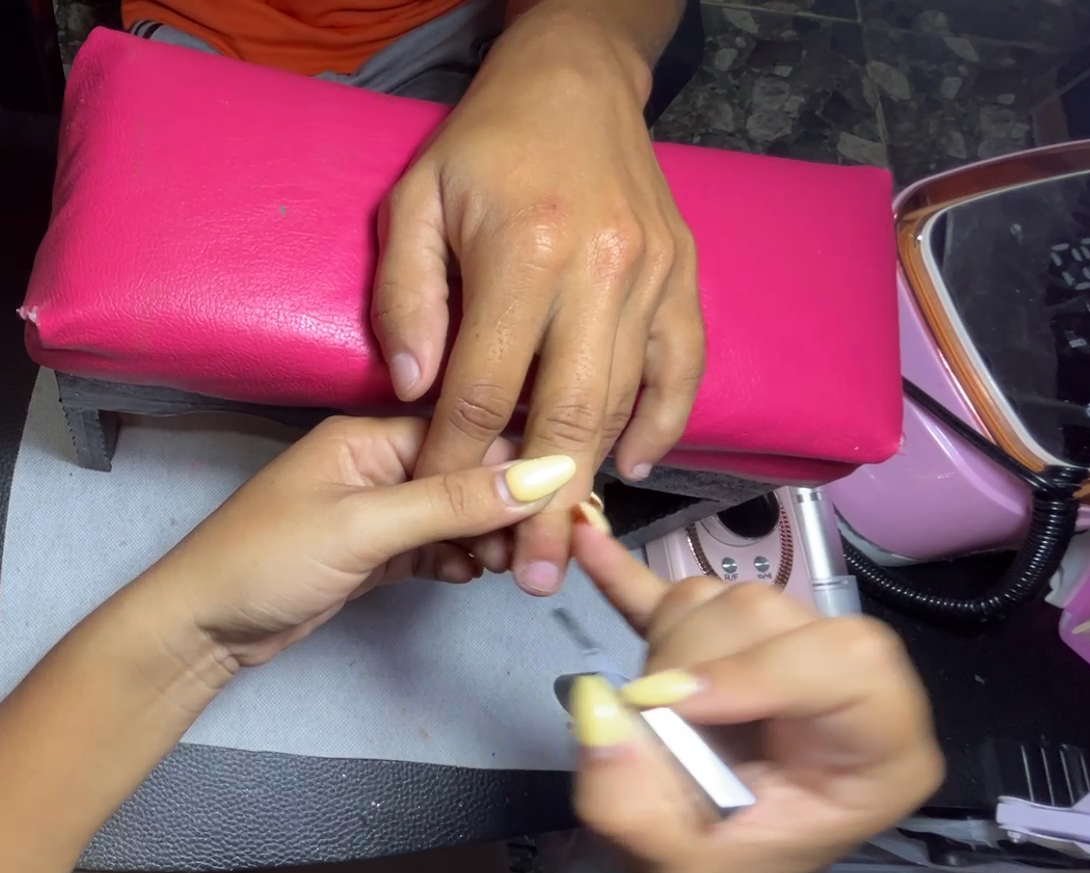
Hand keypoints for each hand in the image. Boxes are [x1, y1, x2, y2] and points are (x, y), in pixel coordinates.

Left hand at [140, 416, 578, 669]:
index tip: (572, 502)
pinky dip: (452, 560)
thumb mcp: (361, 527)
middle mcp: (375, 466)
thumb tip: (544, 473)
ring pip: (451, 516)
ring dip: (484, 539)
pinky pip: (429, 548)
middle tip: (546, 550)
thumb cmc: (269, 561)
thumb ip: (448, 501)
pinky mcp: (370, 554)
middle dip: (506, 509)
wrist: (206, 626)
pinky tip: (468, 575)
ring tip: (510, 568)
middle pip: (464, 476)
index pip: (465, 434)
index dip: (520, 466)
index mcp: (366, 437)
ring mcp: (373, 512)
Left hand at [374, 1, 704, 596]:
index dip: (456, 460)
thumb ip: (406, 301)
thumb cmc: (477, 150)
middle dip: (541, 505)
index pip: (482, 391)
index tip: (436, 507)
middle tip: (529, 572)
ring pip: (625, 403)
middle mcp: (602, 273)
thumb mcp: (410, 209)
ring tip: (573, 544)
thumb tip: (419, 390)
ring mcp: (655, 277)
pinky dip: (664, 423)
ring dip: (596, 481)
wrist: (571, 83)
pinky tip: (633, 466)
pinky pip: (683, 367)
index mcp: (526, 255)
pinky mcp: (683, 279)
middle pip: (565, 417)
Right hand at [567, 520, 942, 872]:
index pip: (847, 663)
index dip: (756, 669)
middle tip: (647, 713)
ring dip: (665, 637)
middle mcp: (837, 684)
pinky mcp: (712, 642)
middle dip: (689, 656)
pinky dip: (625, 572)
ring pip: (717, 596)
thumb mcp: (678, 871)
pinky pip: (669, 593)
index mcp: (872, 748)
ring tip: (647, 696)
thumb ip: (635, 811)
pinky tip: (588, 541)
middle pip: (768, 613)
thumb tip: (598, 708)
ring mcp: (772, 652)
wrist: (713, 861)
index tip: (670, 705)